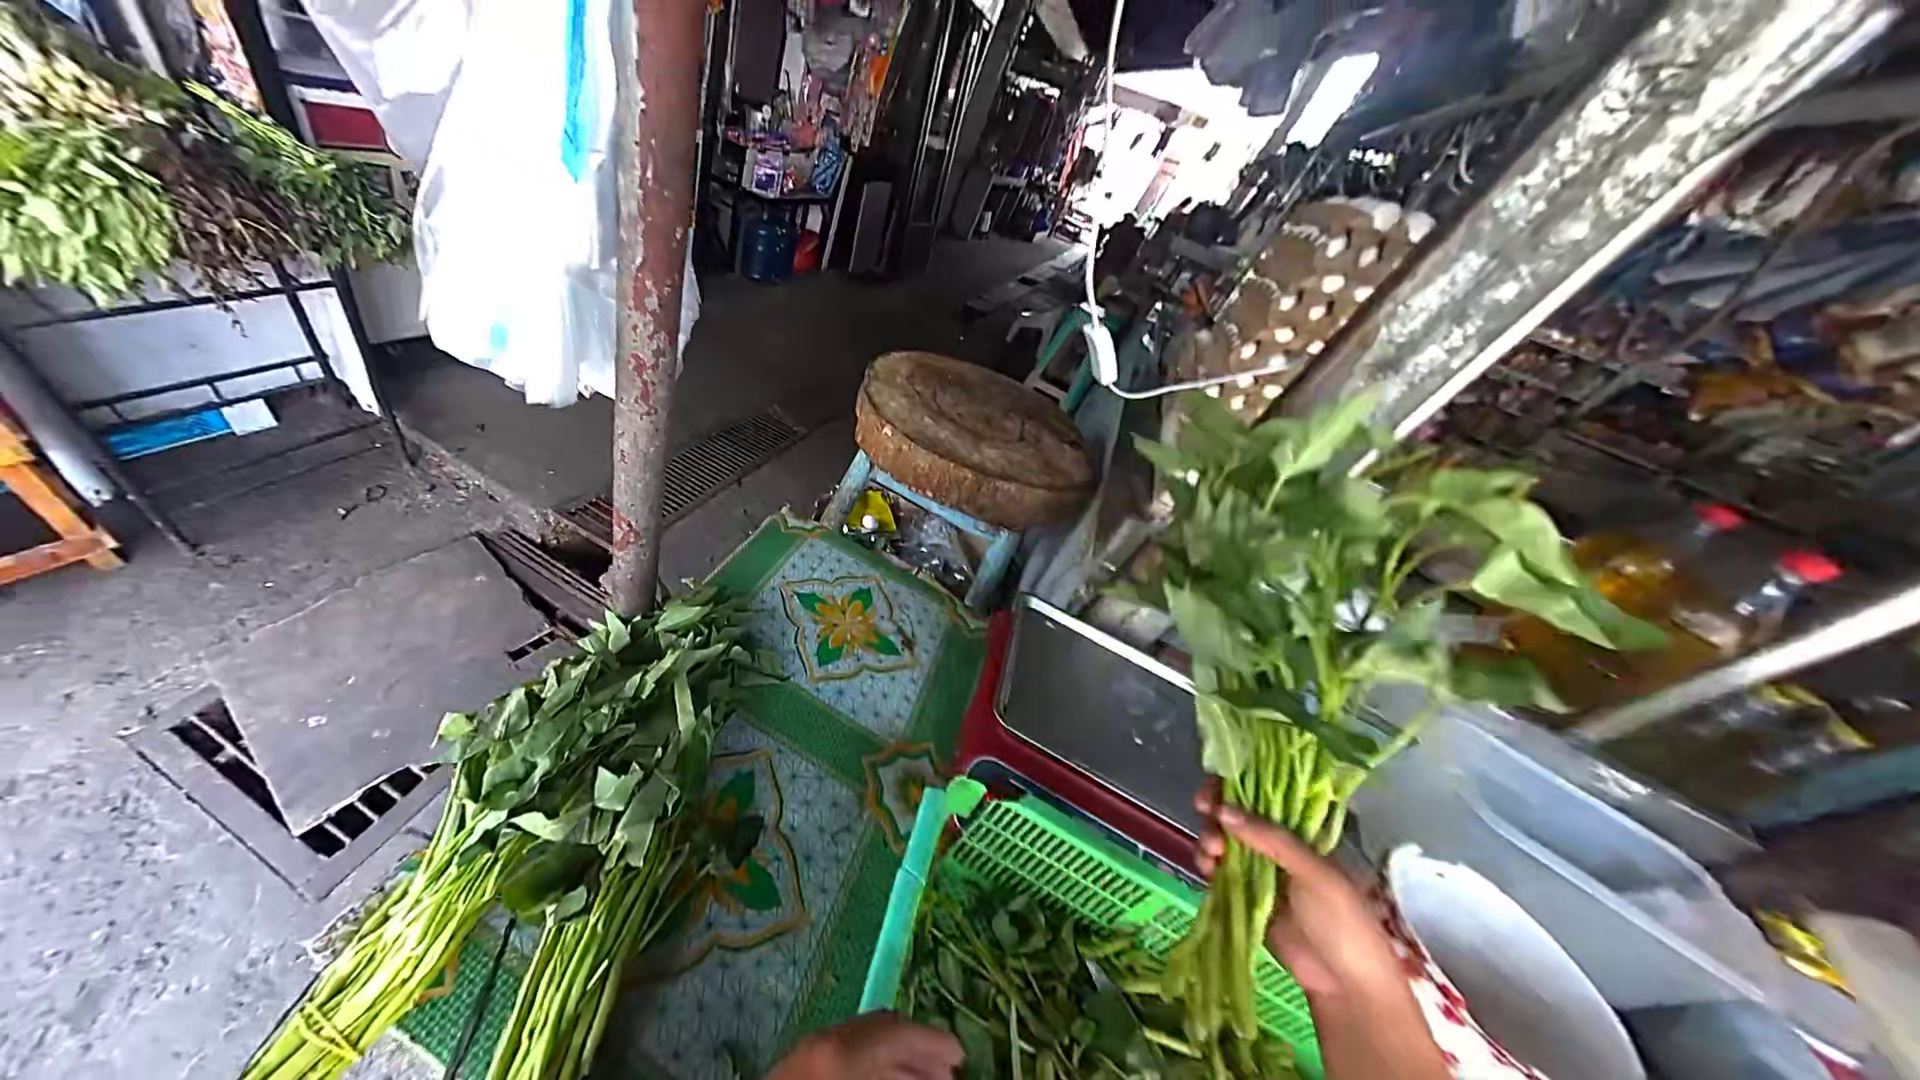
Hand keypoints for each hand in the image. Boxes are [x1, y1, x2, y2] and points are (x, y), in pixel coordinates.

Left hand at [768, 1012, 963, 1079]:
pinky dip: (872, 1069)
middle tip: (948, 1072)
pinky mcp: (797, 1068)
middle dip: (917, 1051)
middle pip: (882, 1030)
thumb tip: (938, 1076)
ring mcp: (808, 1052)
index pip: (898, 1031)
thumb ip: (903, 1076)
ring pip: (864, 1045)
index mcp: (841, 1050)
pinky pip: (844, 1058)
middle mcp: (826, 1039)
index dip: (933, 1042)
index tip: (960, 1055)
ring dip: (897, 1062)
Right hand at [1195, 782, 1451, 1079]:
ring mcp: (1258, 868)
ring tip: (1211, 853)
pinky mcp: (1242, 893)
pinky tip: (1206, 867)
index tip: (1215, 789)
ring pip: (1222, 838)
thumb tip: (1223, 810)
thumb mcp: (1314, 872)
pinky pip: (1217, 868)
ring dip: (1209, 836)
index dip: (1236, 786)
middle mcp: (1275, 843)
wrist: (1345, 985)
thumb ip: (1270, 838)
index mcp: (1299, 830)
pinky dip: (1206, 862)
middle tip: (1205, 813)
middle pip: (1235, 813)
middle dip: (1216, 810)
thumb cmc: (1342, 921)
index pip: (1263, 794)